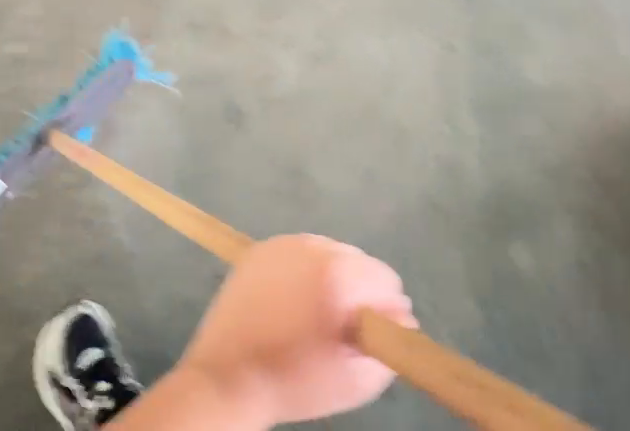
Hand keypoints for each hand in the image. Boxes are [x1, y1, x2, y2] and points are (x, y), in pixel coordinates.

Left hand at [177, 234, 413, 423]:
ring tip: (311, 313)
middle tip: (338, 326)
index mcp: (342, 275)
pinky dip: (302, 271)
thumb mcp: (355, 380)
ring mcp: (286, 244)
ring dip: (331, 277)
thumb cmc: (294, 384)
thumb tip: (404, 319)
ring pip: (330, 253)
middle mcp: (316, 247)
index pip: (387, 279)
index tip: (370, 332)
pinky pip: (299, 253)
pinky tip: (290, 301)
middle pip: (359, 262)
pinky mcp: (262, 249)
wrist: (225, 381)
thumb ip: (390, 346)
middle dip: (357, 290)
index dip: (385, 308)